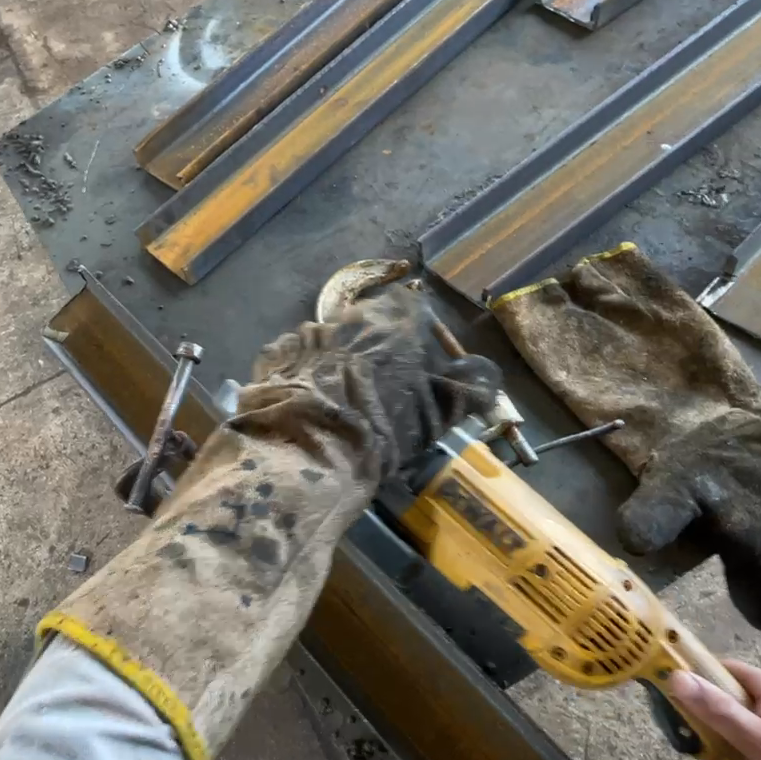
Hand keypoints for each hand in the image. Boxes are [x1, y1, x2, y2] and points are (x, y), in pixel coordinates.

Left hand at [252, 286, 499, 475]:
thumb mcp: (439, 414)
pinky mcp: (274, 353)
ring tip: (336, 396)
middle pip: (368, 323)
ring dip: (335, 358)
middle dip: (374, 347)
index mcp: (396, 322)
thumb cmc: (384, 427)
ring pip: (329, 338)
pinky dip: (301, 371)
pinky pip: (293, 356)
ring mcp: (308, 331)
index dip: (419, 338)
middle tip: (376, 384)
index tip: (418, 365)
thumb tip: (486, 376)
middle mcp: (351, 315)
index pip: (415, 312)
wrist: (311, 448)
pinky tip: (305, 399)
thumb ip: (468, 389)